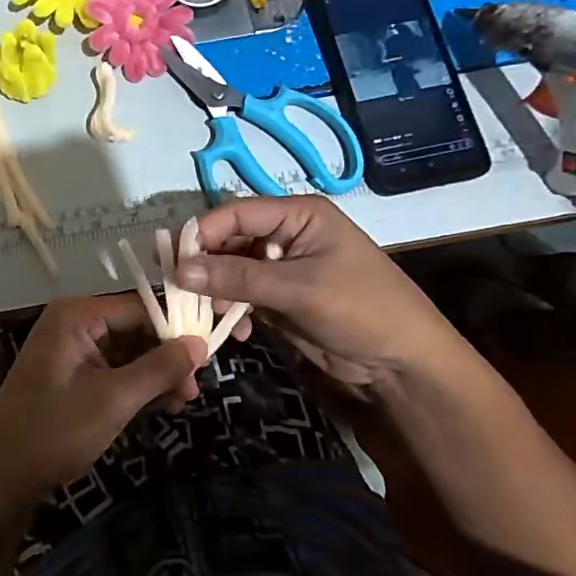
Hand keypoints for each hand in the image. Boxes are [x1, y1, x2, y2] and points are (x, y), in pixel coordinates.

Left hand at [0, 296, 206, 497]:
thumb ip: (160, 368)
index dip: (176, 329)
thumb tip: (202, 343)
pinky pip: (114, 368)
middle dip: (167, 357)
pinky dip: (137, 384)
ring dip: (156, 374)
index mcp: (77, 315)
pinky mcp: (72, 372)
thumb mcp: (114, 399)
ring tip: (183, 400)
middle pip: (136, 328)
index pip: (140, 307)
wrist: (2, 479)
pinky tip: (162, 404)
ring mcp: (71, 348)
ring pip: (128, 351)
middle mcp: (73, 322)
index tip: (207, 356)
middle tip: (194, 387)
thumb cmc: (55, 431)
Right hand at [175, 196, 467, 387]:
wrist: (402, 363)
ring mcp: (283, 268)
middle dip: (207, 267)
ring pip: (232, 271)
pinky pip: (243, 296)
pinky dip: (233, 311)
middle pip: (230, 240)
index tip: (174, 262)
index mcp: (298, 215)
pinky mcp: (281, 299)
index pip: (237, 213)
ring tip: (211, 317)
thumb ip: (238, 277)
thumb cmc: (359, 309)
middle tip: (184, 294)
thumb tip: (180, 269)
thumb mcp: (298, 289)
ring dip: (217, 293)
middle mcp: (287, 234)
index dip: (203, 233)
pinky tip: (234, 332)